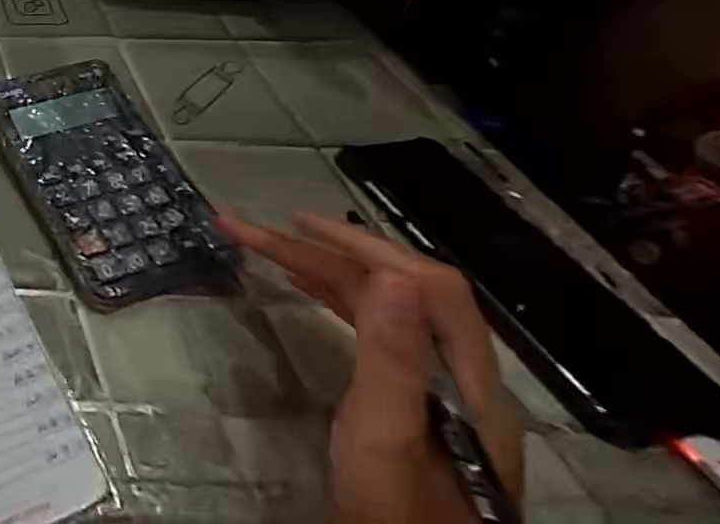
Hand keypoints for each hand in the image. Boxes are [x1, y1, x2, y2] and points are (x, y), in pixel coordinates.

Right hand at [219, 212, 524, 523]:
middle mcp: (456, 370)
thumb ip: (391, 357)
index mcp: (464, 376)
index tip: (295, 223)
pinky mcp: (411, 394)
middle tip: (255, 230)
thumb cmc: (397, 508)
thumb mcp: (386, 432)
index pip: (424, 284)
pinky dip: (331, 294)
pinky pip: (371, 324)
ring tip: (263, 246)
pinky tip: (301, 286)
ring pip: (378, 302)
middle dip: (323, 249)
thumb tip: (392, 277)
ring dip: (320, 267)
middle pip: (394, 287)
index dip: (361, 245)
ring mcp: (434, 383)